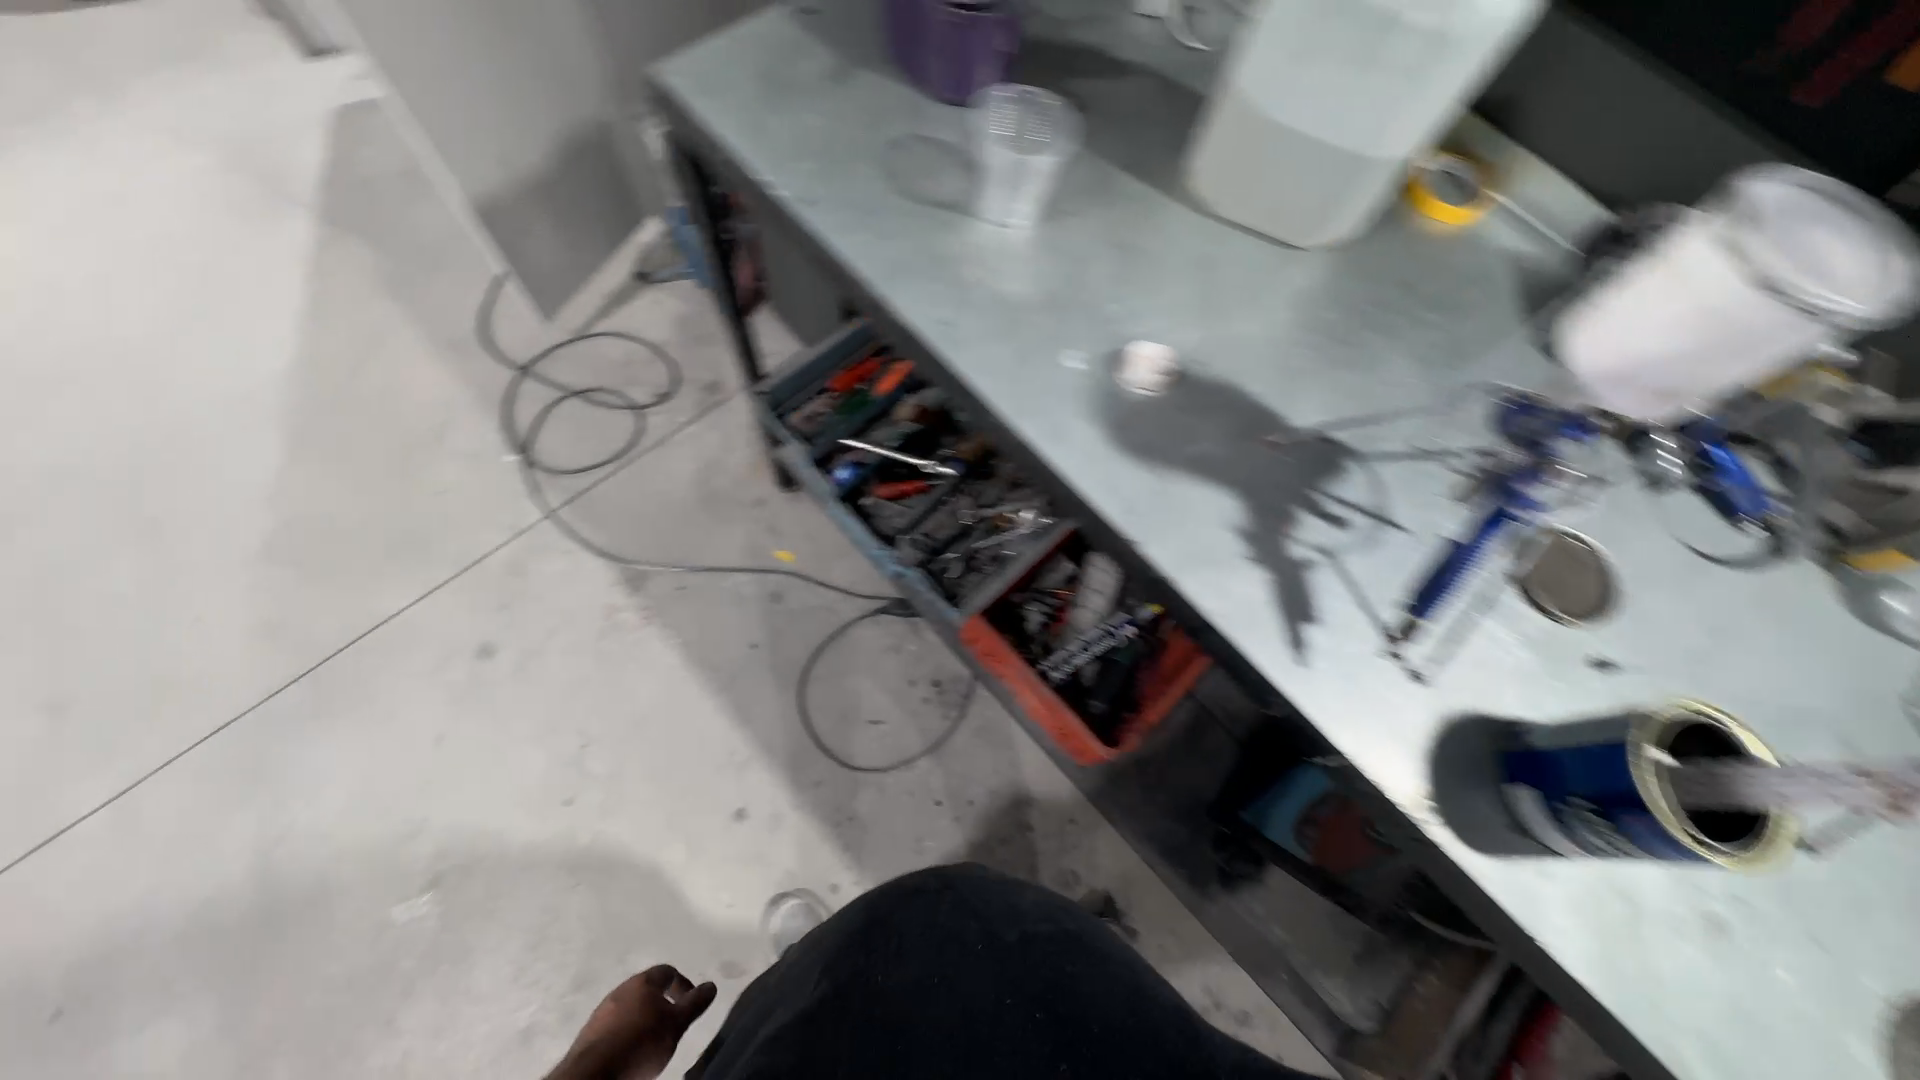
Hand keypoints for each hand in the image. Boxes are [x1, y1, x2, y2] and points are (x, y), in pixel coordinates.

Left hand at [547, 966, 717, 1079]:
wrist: (593, 1074)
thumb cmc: (641, 1044)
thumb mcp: (676, 1025)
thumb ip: (694, 1004)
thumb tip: (711, 985)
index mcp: (643, 982)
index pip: (668, 971)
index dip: (683, 985)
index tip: (690, 1005)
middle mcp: (621, 989)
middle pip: (647, 988)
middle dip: (662, 1002)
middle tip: (672, 1023)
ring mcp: (602, 1011)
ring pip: (630, 1006)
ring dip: (643, 1018)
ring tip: (652, 1040)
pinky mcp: (589, 1033)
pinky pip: (615, 1024)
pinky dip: (627, 1031)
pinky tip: (631, 1050)